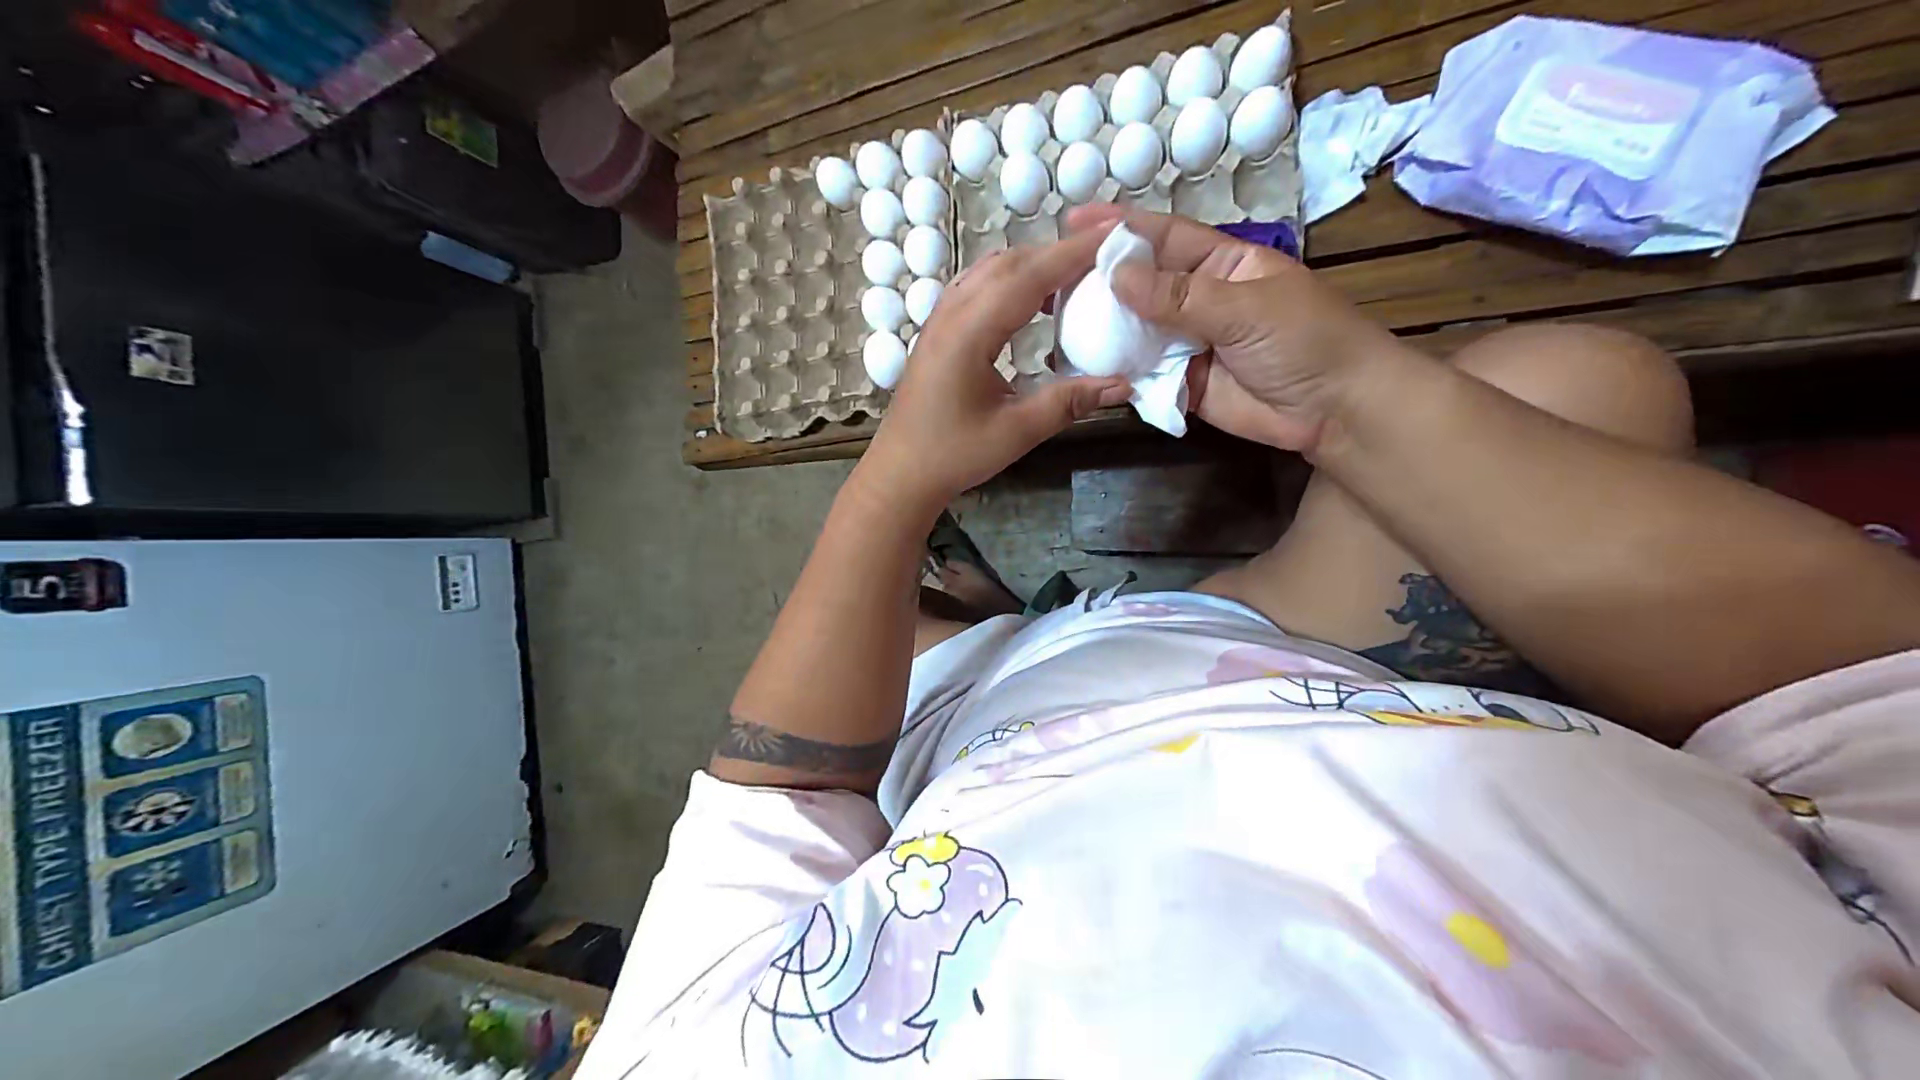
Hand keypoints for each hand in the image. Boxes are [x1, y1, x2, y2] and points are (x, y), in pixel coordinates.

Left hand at [855, 224, 1131, 514]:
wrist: (901, 471)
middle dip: (1059, 252)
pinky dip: (1012, 281)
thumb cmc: (953, 454)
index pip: (1029, 276)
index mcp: (969, 332)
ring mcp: (941, 318)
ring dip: (1034, 264)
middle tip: (1105, 257)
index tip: (1115, 237)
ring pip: (991, 270)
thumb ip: (1069, 402)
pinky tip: (1035, 301)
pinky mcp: (939, 329)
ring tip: (1076, 276)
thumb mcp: (1016, 432)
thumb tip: (1124, 385)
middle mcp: (952, 313)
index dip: (1073, 253)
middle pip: (1010, 262)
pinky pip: (979, 286)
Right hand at [1065, 204, 1415, 452]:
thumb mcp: (1245, 307)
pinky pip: (1142, 372)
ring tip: (1054, 322)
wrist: (1335, 411)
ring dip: (1101, 328)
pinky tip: (1081, 365)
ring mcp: (1189, 342)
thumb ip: (1178, 295)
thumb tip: (1115, 274)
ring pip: (1136, 330)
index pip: (1164, 238)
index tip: (1074, 221)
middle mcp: (1200, 298)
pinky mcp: (1182, 383)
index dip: (1120, 229)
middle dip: (1100, 281)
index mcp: (1223, 263)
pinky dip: (1115, 370)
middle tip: (1050, 280)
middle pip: (1142, 285)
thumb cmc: (1305, 341)